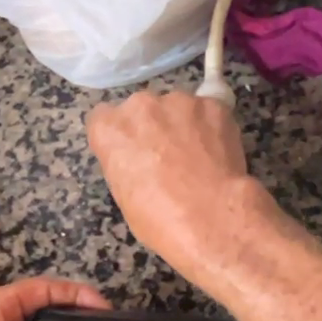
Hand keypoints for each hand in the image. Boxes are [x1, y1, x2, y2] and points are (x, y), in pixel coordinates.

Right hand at [85, 90, 271, 283]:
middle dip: (151, 128)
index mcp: (110, 130)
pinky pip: (208, 111)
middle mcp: (141, 106)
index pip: (104, 119)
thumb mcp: (125, 197)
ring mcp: (179, 101)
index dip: (118, 138)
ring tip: (197, 159)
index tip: (129, 154)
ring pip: (176, 108)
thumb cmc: (159, 218)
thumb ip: (125, 165)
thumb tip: (139, 161)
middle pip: (141, 109)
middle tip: (165, 158)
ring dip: (182, 125)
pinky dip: (211, 128)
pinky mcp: (212, 105)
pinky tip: (217, 154)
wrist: (210, 216)